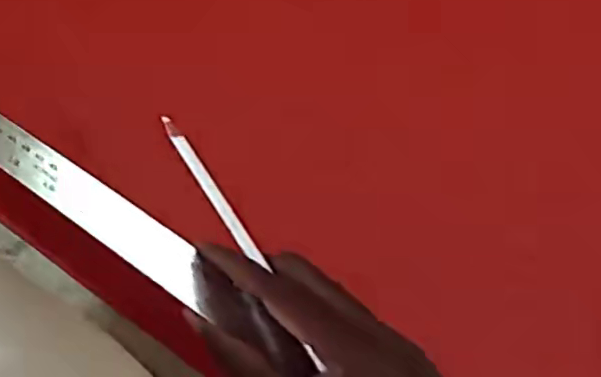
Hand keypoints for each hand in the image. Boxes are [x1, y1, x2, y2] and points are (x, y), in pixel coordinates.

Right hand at [191, 244, 442, 376]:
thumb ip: (245, 364)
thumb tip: (197, 319)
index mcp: (353, 346)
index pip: (275, 283)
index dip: (231, 262)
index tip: (202, 247)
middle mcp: (384, 338)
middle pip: (304, 274)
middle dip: (262, 273)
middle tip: (228, 285)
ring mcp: (407, 352)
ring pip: (330, 293)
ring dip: (290, 294)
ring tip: (265, 318)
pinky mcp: (416, 365)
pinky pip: (355, 319)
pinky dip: (319, 316)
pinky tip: (307, 346)